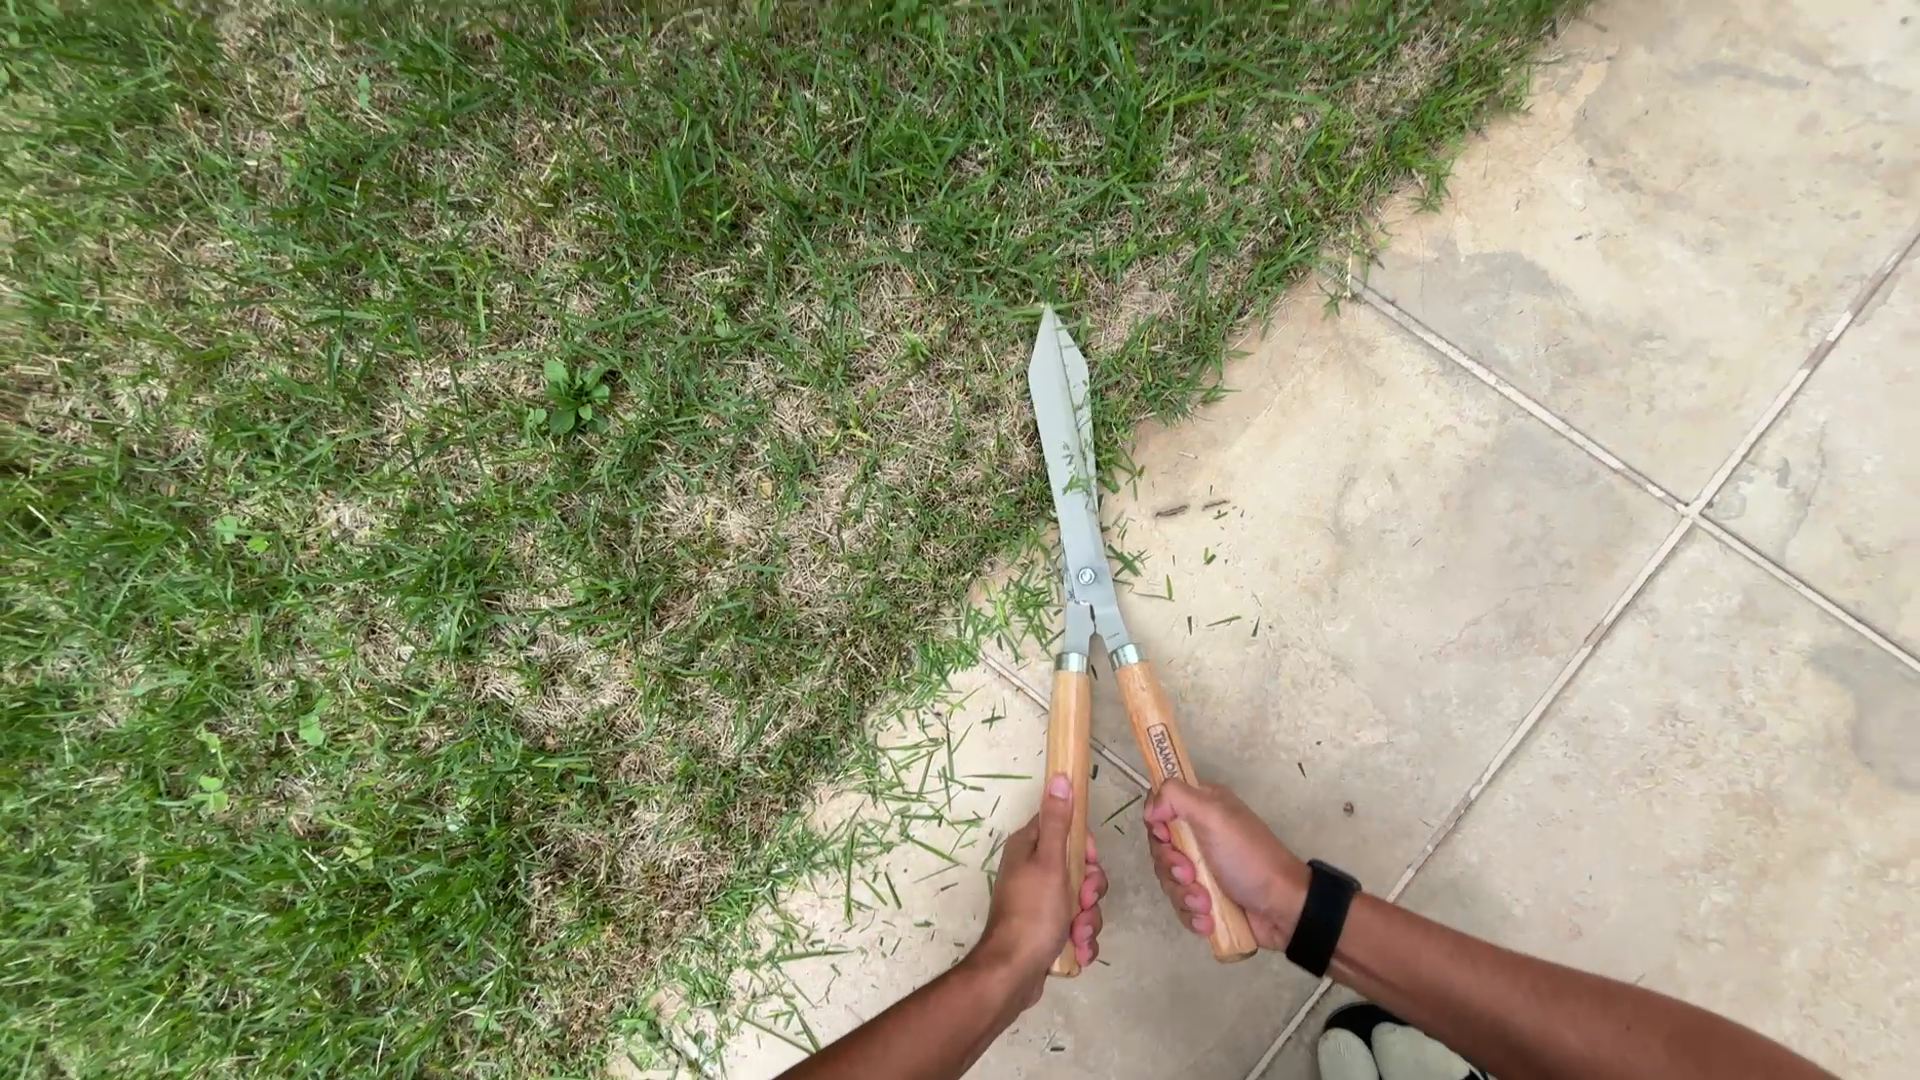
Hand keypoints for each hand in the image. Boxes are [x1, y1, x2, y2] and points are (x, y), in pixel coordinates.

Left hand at [972, 774, 1107, 1007]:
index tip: (1088, 862)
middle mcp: (1033, 869)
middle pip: (1078, 866)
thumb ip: (1059, 822)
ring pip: (1081, 898)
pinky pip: (1076, 924)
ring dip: (1088, 918)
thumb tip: (1059, 777)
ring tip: (1079, 933)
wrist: (1014, 973)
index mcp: (1029, 847)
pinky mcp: (1047, 927)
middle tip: (1083, 902)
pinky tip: (1078, 950)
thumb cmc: (1033, 912)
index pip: (1065, 828)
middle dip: (1090, 889)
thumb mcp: (1050, 862)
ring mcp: (1040, 900)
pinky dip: (1081, 937)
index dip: (1083, 846)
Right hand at [1143, 779, 1306, 950]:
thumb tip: (1150, 810)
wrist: (1284, 910)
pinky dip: (1191, 913)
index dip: (1157, 822)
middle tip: (1190, 875)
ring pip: (1167, 877)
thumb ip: (1176, 797)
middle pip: (1160, 845)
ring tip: (1206, 904)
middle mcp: (1199, 832)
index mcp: (1202, 805)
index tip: (1166, 837)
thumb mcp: (1214, 816)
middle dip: (1171, 866)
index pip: (1160, 804)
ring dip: (1183, 894)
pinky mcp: (1205, 896)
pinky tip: (1207, 919)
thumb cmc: (1249, 857)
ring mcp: (1202, 866)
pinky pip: (1180, 902)